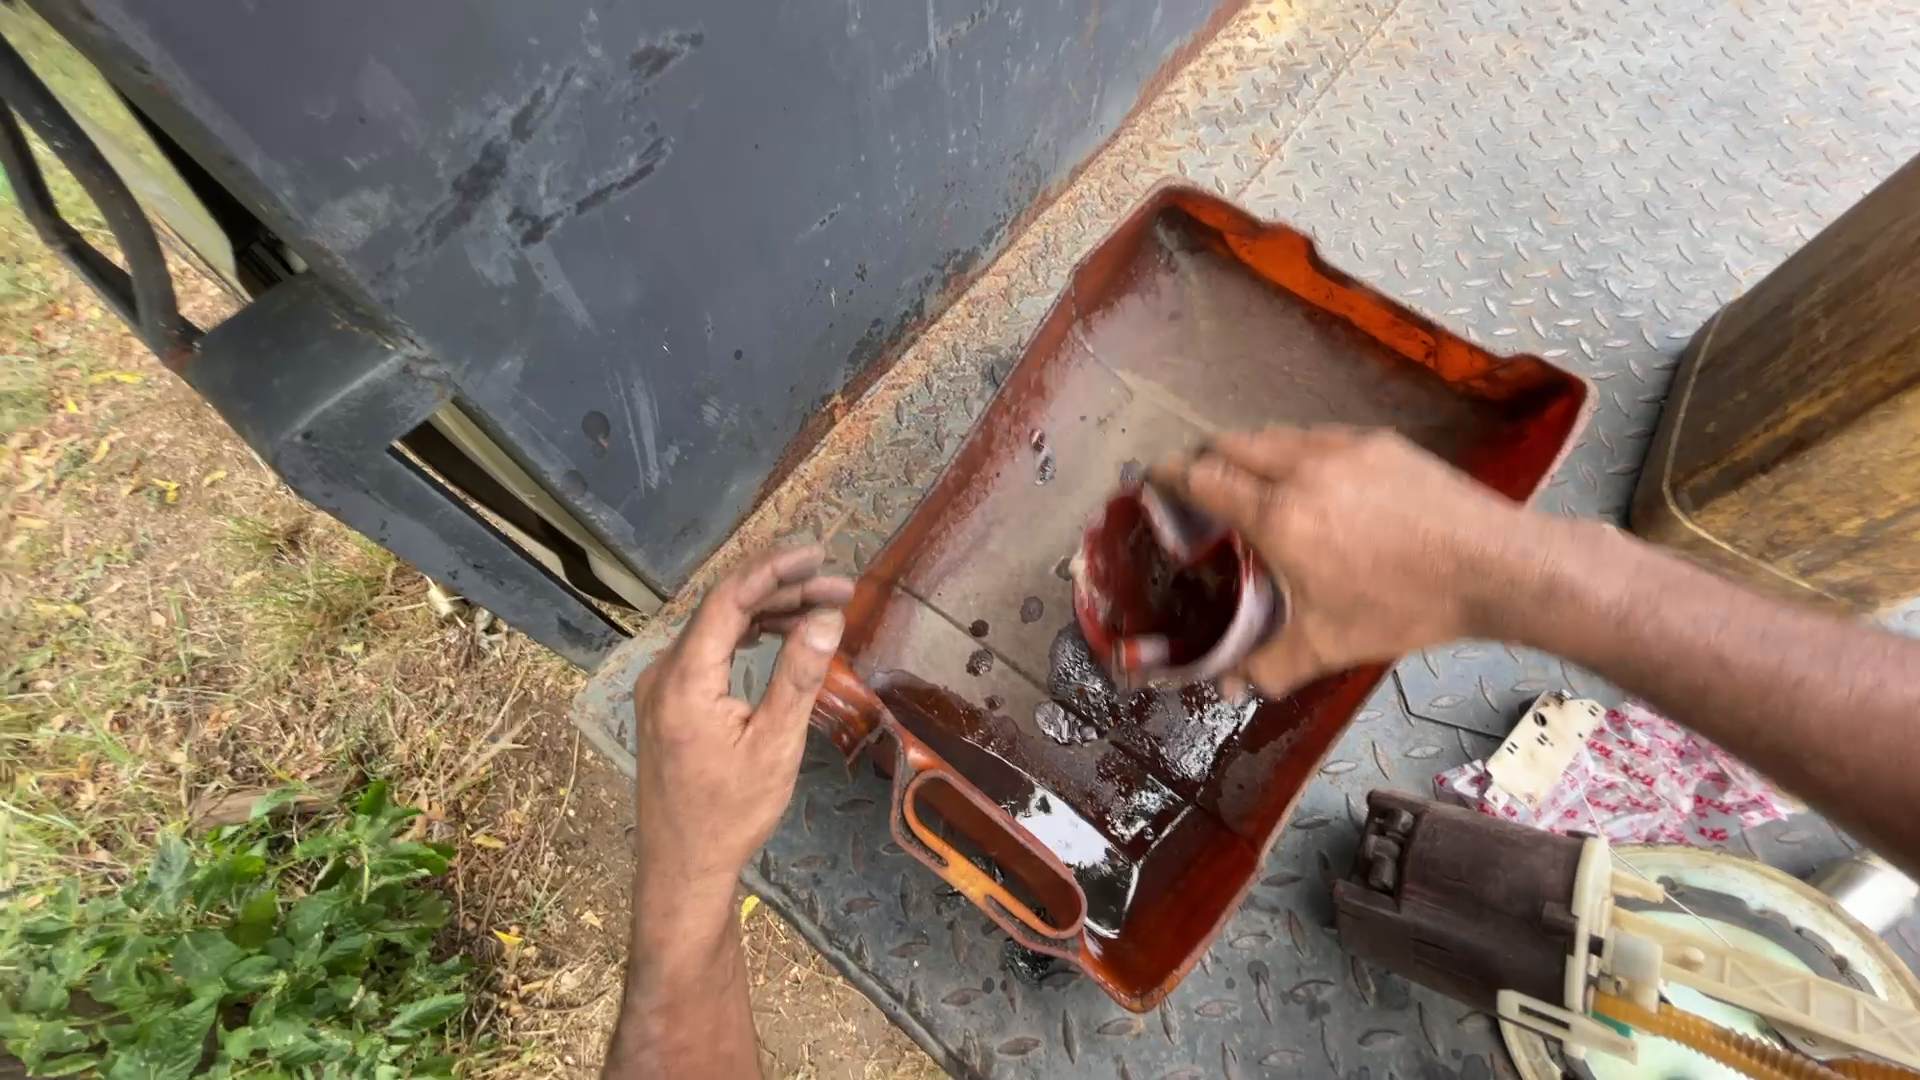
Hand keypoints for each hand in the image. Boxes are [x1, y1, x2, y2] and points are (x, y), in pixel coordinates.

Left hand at [630, 546, 854, 900]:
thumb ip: (798, 676)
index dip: (774, 570)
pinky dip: (747, 635)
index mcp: (685, 680)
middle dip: (782, 590)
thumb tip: (827, 617)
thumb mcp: (775, 745)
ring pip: (717, 626)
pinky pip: (709, 649)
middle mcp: (664, 672)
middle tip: (838, 587)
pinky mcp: (669, 699)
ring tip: (820, 606)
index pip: (728, 601)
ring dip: (768, 612)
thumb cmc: (732, 812)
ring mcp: (662, 686)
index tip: (818, 555)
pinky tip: (779, 633)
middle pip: (724, 608)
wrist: (683, 868)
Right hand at [1153, 426, 1540, 696]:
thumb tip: (1229, 692)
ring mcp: (1341, 448)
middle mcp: (1301, 470)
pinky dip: (1293, 450)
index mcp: (1279, 516)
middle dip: (1205, 456)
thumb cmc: (1404, 606)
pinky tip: (1310, 479)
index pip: (1205, 478)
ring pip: (1273, 435)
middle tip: (1199, 482)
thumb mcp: (1329, 644)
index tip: (1156, 477)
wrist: (1500, 567)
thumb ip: (1268, 666)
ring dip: (1249, 452)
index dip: (1172, 474)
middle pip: (1231, 442)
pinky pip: (1314, 436)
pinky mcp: (1377, 441)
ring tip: (1252, 480)